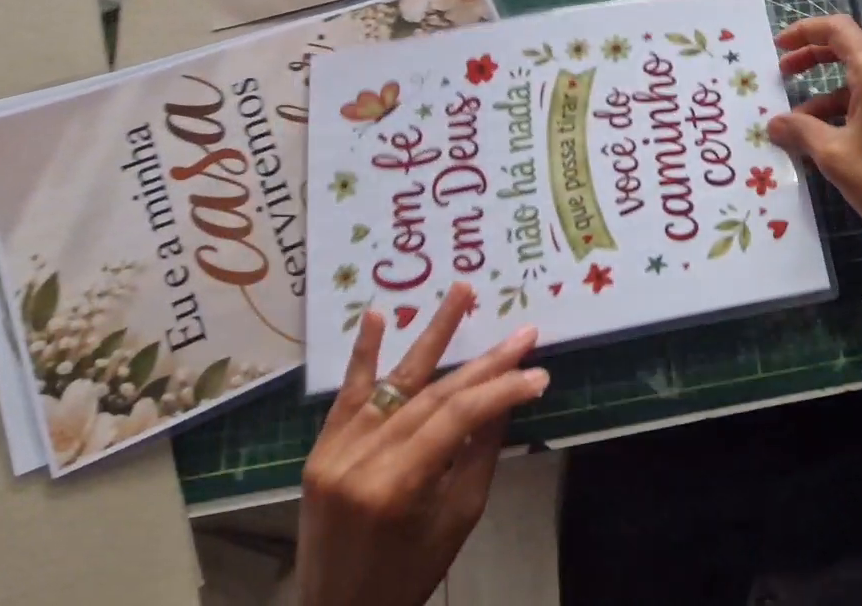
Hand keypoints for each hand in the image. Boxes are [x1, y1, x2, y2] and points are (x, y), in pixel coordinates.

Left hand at [297, 284, 549, 605]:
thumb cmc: (410, 572)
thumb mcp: (458, 516)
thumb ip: (481, 451)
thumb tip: (507, 396)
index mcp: (398, 486)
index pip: (459, 417)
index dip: (503, 389)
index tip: (541, 373)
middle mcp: (362, 460)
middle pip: (434, 394)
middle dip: (485, 363)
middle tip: (524, 332)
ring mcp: (335, 451)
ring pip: (397, 383)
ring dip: (433, 334)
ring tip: (462, 290)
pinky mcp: (320, 449)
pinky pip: (347, 396)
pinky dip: (363, 355)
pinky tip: (377, 315)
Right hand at [768, 15, 861, 274]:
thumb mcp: (835, 156)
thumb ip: (801, 132)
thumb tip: (775, 124)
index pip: (839, 30)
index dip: (804, 31)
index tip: (778, 47)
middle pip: (852, 48)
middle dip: (814, 57)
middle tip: (784, 74)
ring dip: (829, 90)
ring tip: (798, 120)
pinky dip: (849, 106)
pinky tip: (829, 136)